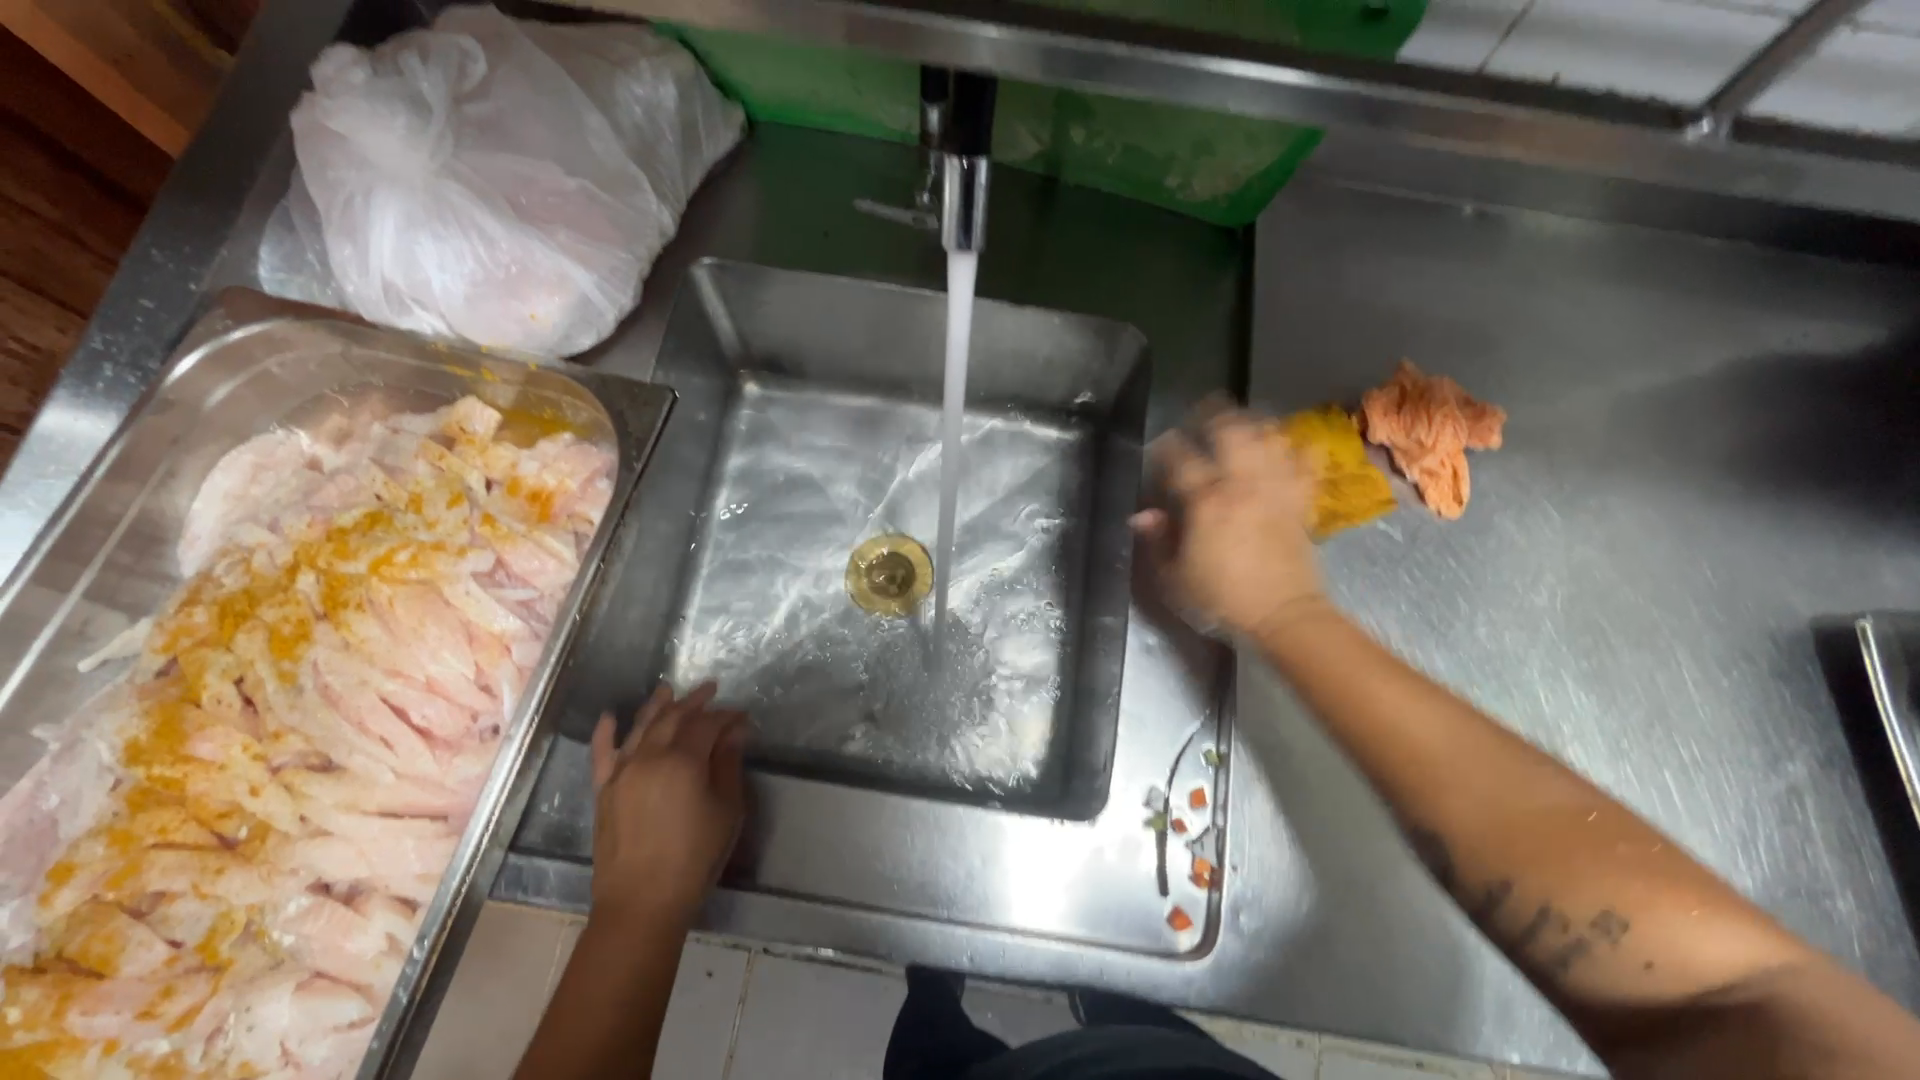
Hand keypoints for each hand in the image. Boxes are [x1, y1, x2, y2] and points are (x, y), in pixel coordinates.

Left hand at [589, 682, 746, 929]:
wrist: (642, 900)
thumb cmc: (694, 857)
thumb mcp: (727, 811)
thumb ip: (728, 766)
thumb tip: (734, 733)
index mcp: (683, 761)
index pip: (708, 725)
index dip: (727, 717)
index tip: (742, 716)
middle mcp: (650, 757)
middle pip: (673, 718)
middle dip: (694, 702)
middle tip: (710, 691)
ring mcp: (622, 771)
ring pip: (640, 727)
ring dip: (657, 706)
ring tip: (668, 690)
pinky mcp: (604, 789)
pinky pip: (602, 753)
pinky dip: (605, 731)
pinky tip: (609, 716)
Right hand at [1133, 404, 1327, 639]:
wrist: (1283, 615)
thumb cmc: (1222, 599)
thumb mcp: (1176, 577)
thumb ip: (1159, 541)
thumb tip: (1143, 516)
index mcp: (1206, 502)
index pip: (1180, 459)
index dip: (1166, 447)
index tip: (1160, 443)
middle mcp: (1242, 486)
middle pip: (1230, 433)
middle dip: (1215, 415)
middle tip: (1205, 410)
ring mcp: (1276, 491)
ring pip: (1268, 440)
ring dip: (1255, 425)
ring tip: (1245, 420)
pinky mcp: (1300, 503)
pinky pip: (1304, 466)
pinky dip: (1298, 451)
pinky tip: (1291, 445)